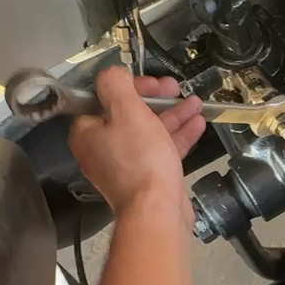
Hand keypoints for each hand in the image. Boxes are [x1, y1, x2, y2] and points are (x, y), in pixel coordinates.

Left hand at [66, 66, 205, 214]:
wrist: (157, 211)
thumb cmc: (140, 160)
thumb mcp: (126, 111)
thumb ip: (116, 85)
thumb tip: (114, 74)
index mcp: (87, 133)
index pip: (105, 99)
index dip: (132, 87)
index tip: (155, 84)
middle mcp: (103, 150)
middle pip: (130, 115)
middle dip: (158, 101)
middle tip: (177, 90)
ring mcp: (127, 167)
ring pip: (151, 133)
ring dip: (174, 116)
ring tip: (196, 104)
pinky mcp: (149, 179)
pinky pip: (162, 151)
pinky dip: (178, 137)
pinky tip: (197, 125)